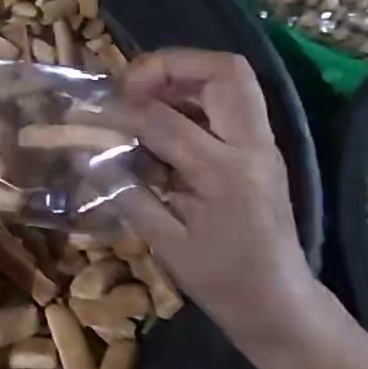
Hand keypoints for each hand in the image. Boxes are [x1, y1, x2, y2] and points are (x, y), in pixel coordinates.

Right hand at [107, 50, 315, 343]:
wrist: (280, 303)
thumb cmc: (221, 280)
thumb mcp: (166, 244)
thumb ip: (127, 193)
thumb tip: (87, 156)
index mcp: (224, 173)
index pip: (163, 120)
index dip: (119, 111)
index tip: (89, 112)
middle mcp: (251, 146)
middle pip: (223, 71)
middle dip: (169, 64)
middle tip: (130, 85)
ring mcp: (261, 144)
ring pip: (232, 77)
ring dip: (183, 74)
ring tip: (142, 94)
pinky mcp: (259, 148)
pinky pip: (231, 99)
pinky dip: (193, 93)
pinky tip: (162, 116)